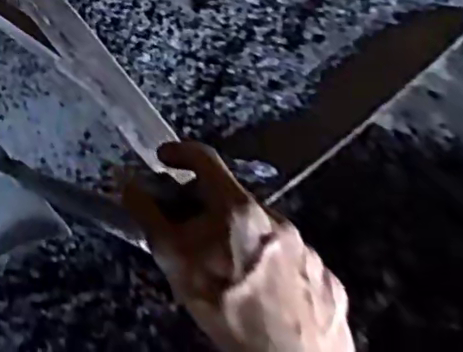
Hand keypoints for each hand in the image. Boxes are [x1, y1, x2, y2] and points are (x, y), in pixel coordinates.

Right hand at [120, 142, 351, 351]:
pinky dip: (273, 267)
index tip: (164, 159)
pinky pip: (294, 263)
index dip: (179, 152)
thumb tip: (129, 182)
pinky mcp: (332, 285)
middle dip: (208, 207)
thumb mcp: (172, 260)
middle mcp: (278, 221)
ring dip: (242, 239)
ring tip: (228, 270)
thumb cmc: (228, 310)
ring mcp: (310, 253)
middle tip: (191, 231)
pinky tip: (264, 294)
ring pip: (264, 232)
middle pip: (233, 199)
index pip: (205, 158)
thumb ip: (147, 214)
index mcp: (239, 208)